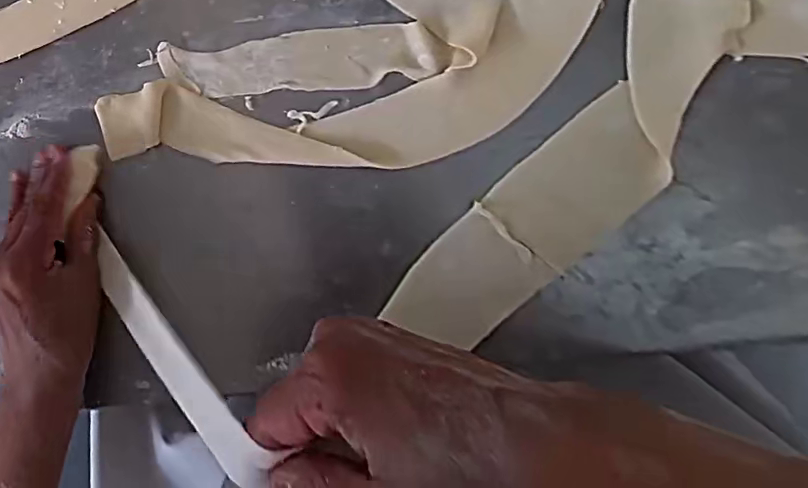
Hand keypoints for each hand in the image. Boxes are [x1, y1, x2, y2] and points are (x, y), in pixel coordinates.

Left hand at [0, 145, 102, 398]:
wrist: (37, 381)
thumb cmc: (66, 339)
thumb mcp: (84, 284)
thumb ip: (82, 237)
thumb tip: (87, 202)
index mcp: (24, 262)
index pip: (44, 209)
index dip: (57, 179)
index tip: (65, 155)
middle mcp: (2, 259)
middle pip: (27, 210)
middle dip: (43, 178)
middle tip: (53, 150)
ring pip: (16, 220)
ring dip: (31, 191)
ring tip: (39, 162)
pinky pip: (10, 233)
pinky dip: (18, 211)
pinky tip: (19, 191)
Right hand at [248, 317, 571, 486]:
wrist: (545, 444)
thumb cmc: (477, 467)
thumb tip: (282, 482)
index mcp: (327, 370)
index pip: (263, 418)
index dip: (266, 460)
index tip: (269, 482)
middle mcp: (339, 338)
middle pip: (294, 402)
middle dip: (313, 446)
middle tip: (357, 483)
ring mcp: (366, 334)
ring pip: (324, 392)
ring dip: (341, 430)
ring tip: (392, 463)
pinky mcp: (389, 340)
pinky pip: (353, 377)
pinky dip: (364, 411)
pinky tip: (403, 442)